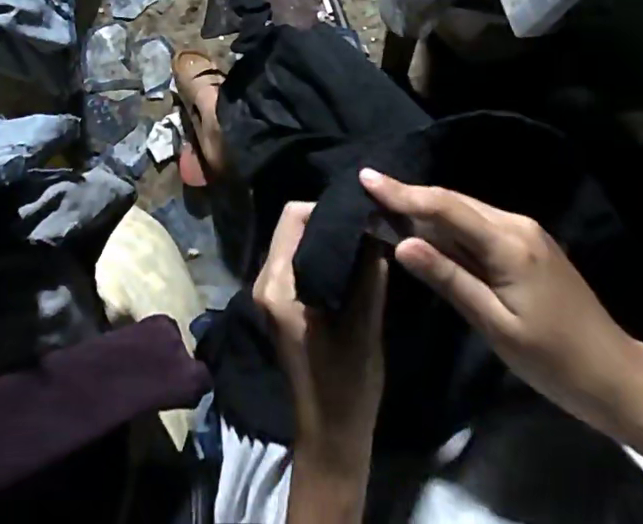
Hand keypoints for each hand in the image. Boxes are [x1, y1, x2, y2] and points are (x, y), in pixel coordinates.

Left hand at [253, 202, 388, 459]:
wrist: (331, 433)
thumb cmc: (346, 381)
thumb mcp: (364, 323)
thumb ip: (369, 270)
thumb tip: (377, 224)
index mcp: (278, 283)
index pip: (293, 216)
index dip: (327, 209)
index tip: (360, 215)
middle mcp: (265, 282)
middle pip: (293, 226)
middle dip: (328, 220)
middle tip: (366, 224)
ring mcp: (270, 294)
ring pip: (296, 242)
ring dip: (326, 237)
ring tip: (363, 240)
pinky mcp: (281, 304)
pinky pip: (298, 261)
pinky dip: (322, 254)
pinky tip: (351, 261)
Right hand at [360, 169, 642, 437]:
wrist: (615, 372)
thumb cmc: (553, 359)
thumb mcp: (495, 326)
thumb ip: (449, 280)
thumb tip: (403, 243)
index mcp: (508, 244)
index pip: (445, 206)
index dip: (403, 192)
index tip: (366, 178)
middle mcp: (517, 225)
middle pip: (454, 201)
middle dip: (410, 195)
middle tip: (369, 192)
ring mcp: (526, 232)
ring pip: (467, 209)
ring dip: (428, 208)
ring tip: (388, 206)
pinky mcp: (529, 244)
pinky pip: (480, 223)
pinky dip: (450, 223)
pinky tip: (430, 230)